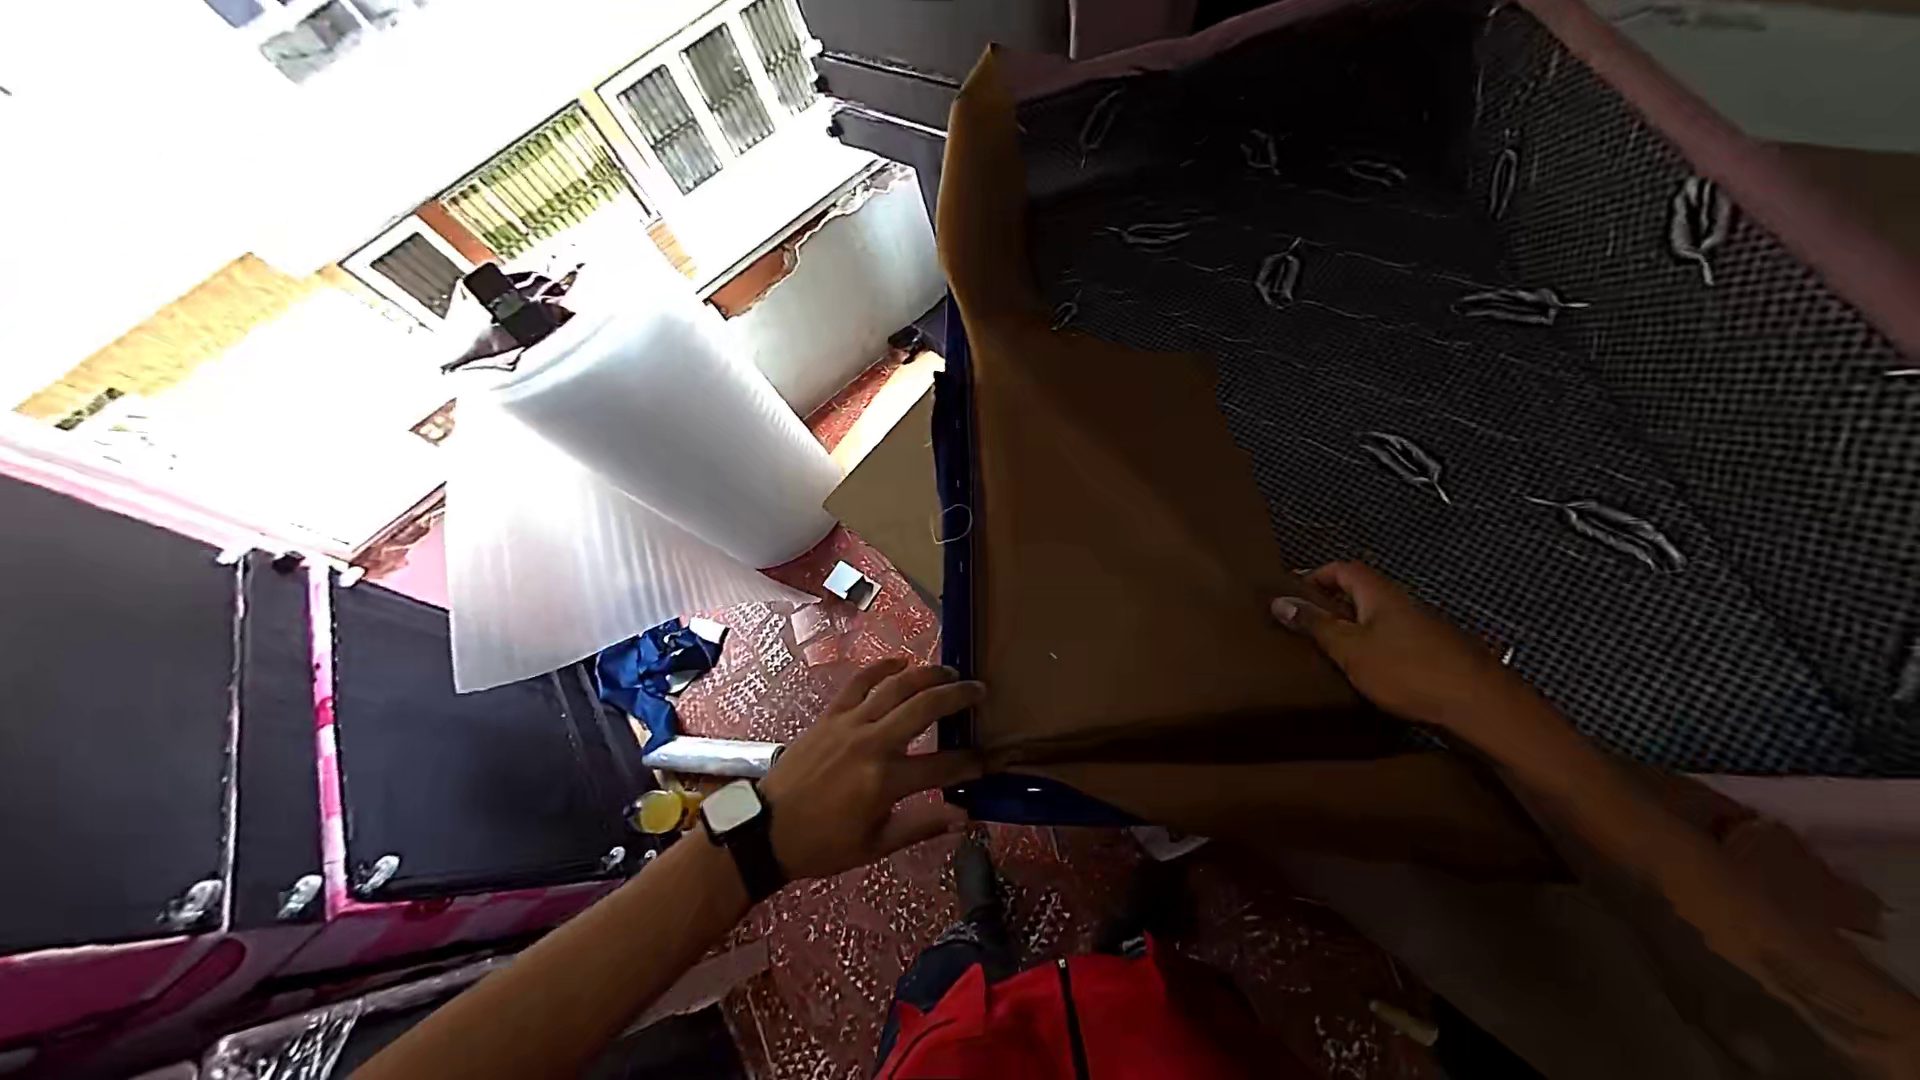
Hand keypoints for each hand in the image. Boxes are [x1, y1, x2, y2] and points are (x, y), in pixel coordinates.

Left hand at [757, 658, 984, 880]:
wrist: (765, 829)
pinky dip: (882, 667)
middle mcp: (872, 743)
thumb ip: (922, 826)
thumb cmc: (823, 844)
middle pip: (925, 707)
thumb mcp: (876, 845)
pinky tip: (902, 662)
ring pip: (896, 686)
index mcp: (885, 781)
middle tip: (979, 690)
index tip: (992, 756)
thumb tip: (965, 817)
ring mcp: (849, 723)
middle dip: (958, 696)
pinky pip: (859, 682)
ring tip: (949, 672)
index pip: (943, 766)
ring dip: (927, 674)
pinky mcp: (830, 714)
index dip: (973, 761)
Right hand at [1271, 561, 1544, 744]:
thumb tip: (1280, 601)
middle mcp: (1404, 603)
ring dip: (1352, 629)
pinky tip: (1367, 674)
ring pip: (1378, 618)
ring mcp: (1425, 629)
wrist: (1481, 706)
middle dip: (1331, 605)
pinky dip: (1374, 649)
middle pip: (1360, 592)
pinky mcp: (1437, 654)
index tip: (1294, 595)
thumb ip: (1314, 624)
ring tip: (1330, 653)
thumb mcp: (1349, 648)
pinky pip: (1395, 640)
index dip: (1315, 576)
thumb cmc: (1408, 670)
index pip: (1343, 568)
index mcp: (1380, 594)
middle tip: (1305, 627)